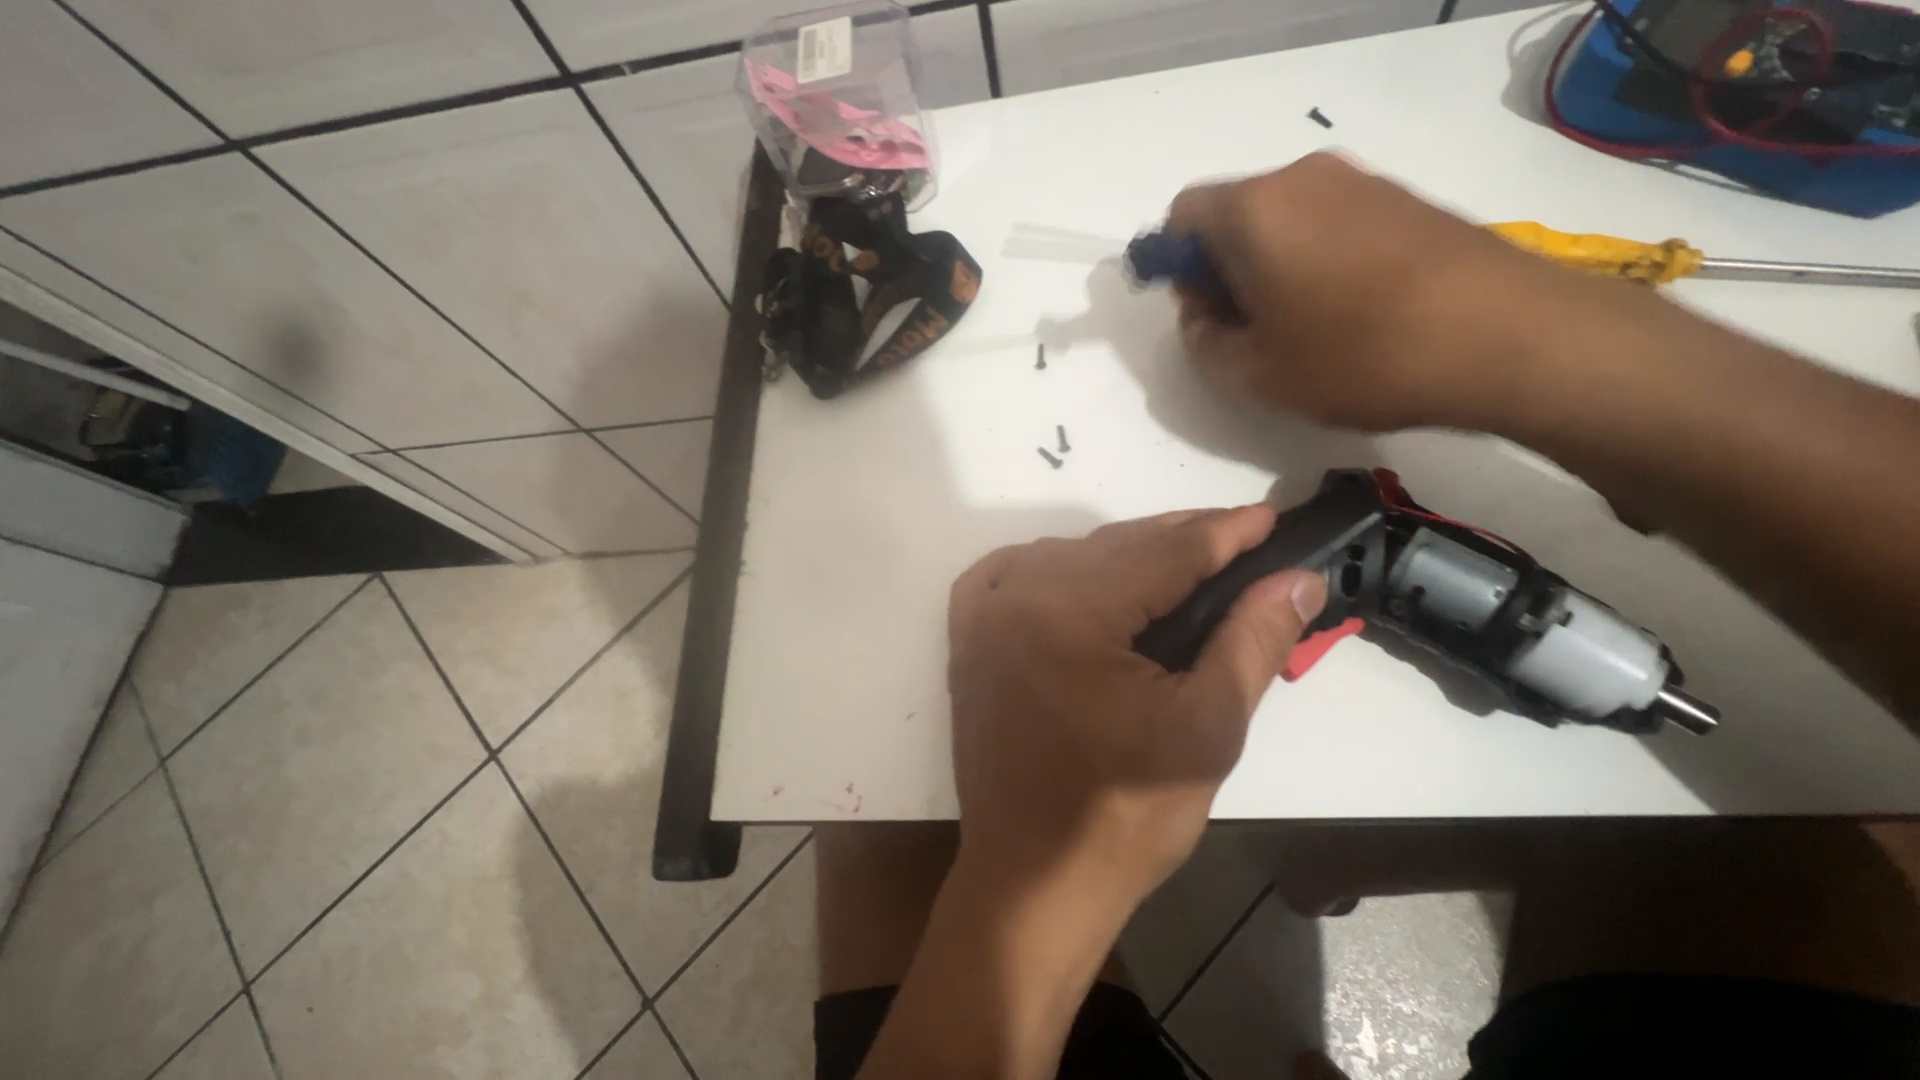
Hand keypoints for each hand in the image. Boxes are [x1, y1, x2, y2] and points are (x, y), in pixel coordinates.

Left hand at [946, 507, 1328, 906]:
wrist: (1034, 882)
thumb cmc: (1125, 818)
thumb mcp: (1207, 728)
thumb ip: (1253, 640)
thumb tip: (1297, 578)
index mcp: (1068, 615)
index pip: (1163, 554)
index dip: (1224, 533)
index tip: (1271, 517)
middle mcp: (1015, 599)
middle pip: (1114, 547)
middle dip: (1181, 540)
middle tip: (1242, 539)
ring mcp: (982, 620)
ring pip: (1067, 558)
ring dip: (1124, 553)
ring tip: (1183, 563)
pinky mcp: (967, 645)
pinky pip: (1008, 576)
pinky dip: (1051, 567)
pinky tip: (1085, 577)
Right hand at [1168, 152, 1597, 431]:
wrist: (1507, 336)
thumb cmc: (1359, 357)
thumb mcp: (1255, 374)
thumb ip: (1203, 343)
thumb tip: (1200, 316)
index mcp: (1252, 210)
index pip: (1181, 217)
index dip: (1174, 267)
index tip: (1200, 316)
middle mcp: (1302, 179)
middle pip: (1234, 216)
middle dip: (1223, 271)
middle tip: (1247, 333)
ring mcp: (1361, 183)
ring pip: (1286, 222)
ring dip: (1273, 269)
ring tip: (1303, 332)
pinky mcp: (1406, 201)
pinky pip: (1333, 225)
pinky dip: (1319, 263)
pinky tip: (1350, 315)